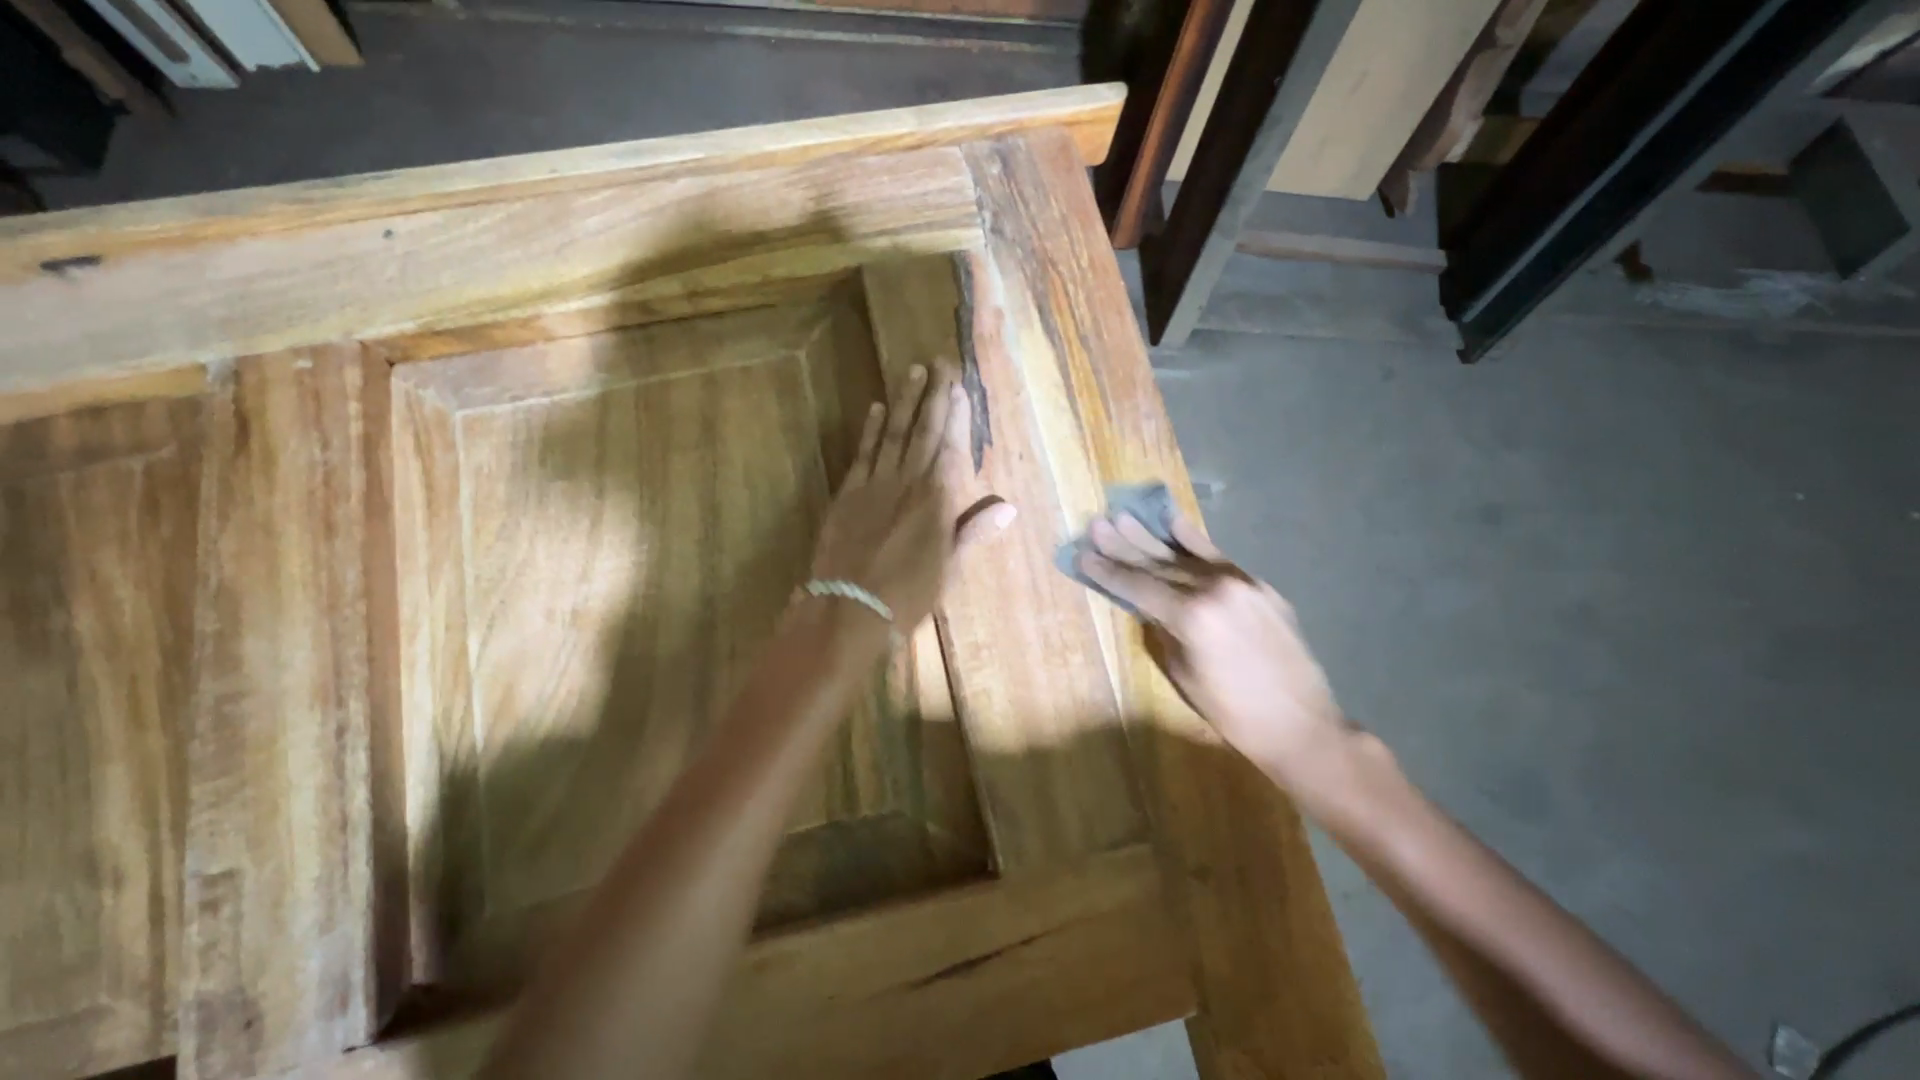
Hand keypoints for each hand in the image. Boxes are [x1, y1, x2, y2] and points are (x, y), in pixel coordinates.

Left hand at [810, 364, 1016, 630]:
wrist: (849, 608)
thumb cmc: (908, 596)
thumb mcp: (950, 569)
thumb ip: (973, 532)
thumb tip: (1007, 507)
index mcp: (938, 500)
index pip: (952, 448)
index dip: (958, 416)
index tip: (961, 386)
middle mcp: (908, 482)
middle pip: (924, 431)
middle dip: (935, 396)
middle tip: (941, 362)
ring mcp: (875, 484)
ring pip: (893, 433)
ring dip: (905, 401)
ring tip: (914, 371)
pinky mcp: (848, 493)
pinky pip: (863, 452)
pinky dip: (870, 429)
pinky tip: (876, 408)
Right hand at [1077, 512, 1353, 785]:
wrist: (1299, 723)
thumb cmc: (1233, 712)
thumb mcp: (1184, 674)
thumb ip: (1164, 633)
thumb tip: (1153, 608)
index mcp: (1192, 615)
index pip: (1139, 586)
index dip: (1108, 572)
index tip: (1084, 555)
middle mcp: (1215, 588)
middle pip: (1159, 564)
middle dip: (1124, 547)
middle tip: (1097, 525)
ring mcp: (1241, 583)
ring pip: (1187, 557)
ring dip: (1153, 538)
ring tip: (1123, 517)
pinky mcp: (1260, 587)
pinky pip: (1219, 559)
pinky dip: (1195, 542)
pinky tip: (1174, 523)